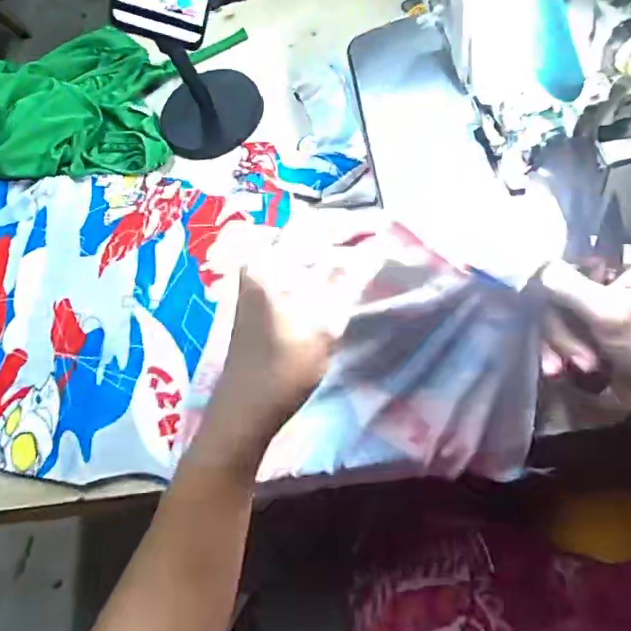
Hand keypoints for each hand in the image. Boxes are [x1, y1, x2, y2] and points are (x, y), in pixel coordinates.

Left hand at [186, 236, 356, 476]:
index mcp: (270, 262)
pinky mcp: (260, 293)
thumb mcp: (325, 324)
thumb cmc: (284, 368)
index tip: (385, 223)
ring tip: (366, 248)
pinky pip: (295, 264)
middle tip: (379, 233)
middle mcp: (260, 261)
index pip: (317, 224)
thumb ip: (350, 280)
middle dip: (345, 230)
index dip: (354, 222)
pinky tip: (338, 271)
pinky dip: (319, 262)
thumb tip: (377, 246)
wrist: (245, 409)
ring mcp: (257, 277)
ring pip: (302, 247)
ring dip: (333, 245)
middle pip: (308, 231)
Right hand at [535, 251, 630, 485]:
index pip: (572, 254)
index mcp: (627, 263)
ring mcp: (603, 313)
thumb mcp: (615, 315)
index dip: (549, 276)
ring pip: (557, 318)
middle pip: (558, 291)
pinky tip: (560, 373)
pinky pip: (563, 339)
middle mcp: (613, 282)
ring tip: (579, 369)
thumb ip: (569, 286)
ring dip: (561, 346)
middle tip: (578, 356)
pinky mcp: (596, 341)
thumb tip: (533, 265)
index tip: (533, 298)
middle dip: (560, 327)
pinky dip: (560, 356)